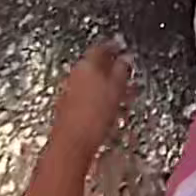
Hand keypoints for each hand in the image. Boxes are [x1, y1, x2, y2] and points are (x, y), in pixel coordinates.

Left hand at [49, 36, 134, 157]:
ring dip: (106, 86)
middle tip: (126, 72)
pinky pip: (87, 98)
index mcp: (86, 63)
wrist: (71, 148)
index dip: (114, 47)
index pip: (101, 47)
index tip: (123, 48)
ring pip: (92, 82)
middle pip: (95, 65)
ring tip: (123, 94)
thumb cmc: (93, 117)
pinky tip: (109, 110)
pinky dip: (99, 99)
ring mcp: (69, 93)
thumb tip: (127, 59)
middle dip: (111, 68)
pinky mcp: (68, 111)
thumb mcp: (116, 89)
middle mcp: (75, 75)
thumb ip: (122, 70)